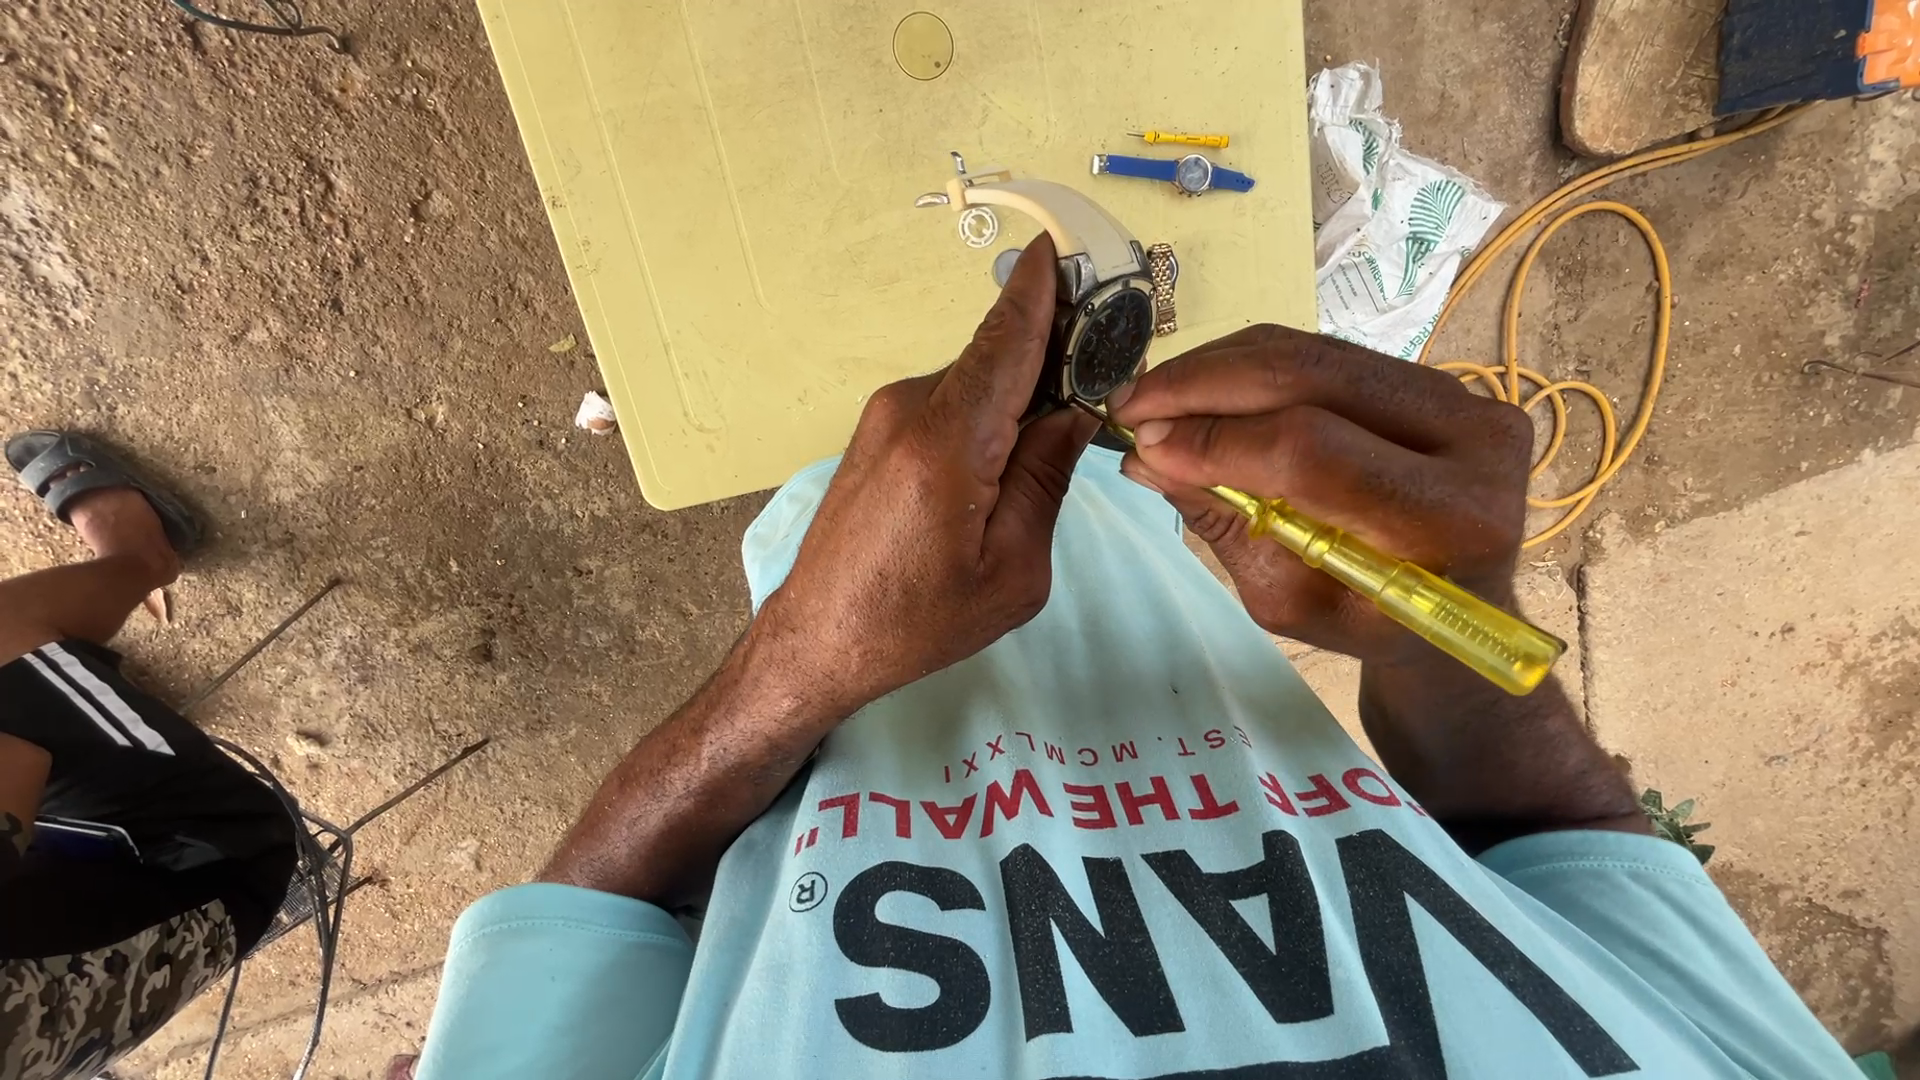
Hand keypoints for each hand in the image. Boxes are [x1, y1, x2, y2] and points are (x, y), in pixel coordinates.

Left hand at [751, 234, 1098, 714]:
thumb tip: (1073, 411)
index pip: (1009, 340)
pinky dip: (986, 410)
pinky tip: (1006, 446)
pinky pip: (948, 403)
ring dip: (1018, 389)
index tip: (1071, 245)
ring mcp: (884, 417)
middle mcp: (909, 409)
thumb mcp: (1012, 570)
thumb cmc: (918, 621)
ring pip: (973, 381)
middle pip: (997, 357)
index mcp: (948, 442)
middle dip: (1051, 350)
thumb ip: (1046, 479)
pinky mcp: (875, 434)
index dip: (1045, 290)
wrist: (819, 639)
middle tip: (1102, 364)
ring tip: (1057, 425)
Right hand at [1110, 324, 1533, 665]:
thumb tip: (1146, 457)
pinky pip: (1323, 351)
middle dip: (1201, 384)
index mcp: (1443, 520)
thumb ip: (1223, 522)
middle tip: (1130, 402)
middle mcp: (1470, 438)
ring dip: (1215, 366)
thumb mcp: (1284, 598)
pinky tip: (1199, 385)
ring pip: (1311, 351)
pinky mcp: (1433, 377)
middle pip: (1310, 376)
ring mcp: (1459, 395)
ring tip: (1152, 392)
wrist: (1454, 604)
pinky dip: (1247, 364)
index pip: (1311, 452)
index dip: (1215, 441)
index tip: (1143, 444)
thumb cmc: (1366, 621)